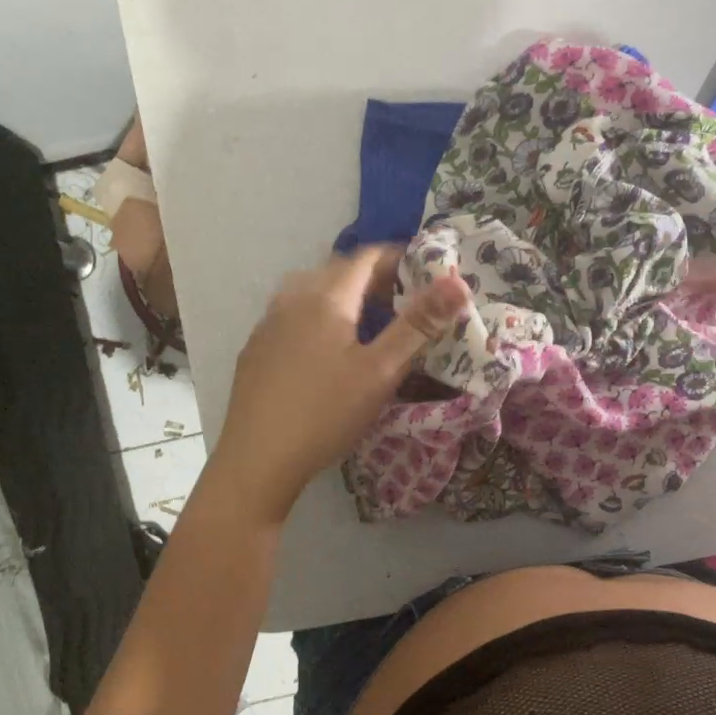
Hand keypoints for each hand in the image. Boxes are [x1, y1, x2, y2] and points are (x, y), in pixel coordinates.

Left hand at [206, 246, 471, 524]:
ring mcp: (268, 322)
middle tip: (403, 303)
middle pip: (337, 270)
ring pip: (311, 291)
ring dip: (343, 296)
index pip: (367, 256)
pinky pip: (292, 315)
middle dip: (373, 278)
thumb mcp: (380, 371)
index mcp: (326, 296)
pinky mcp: (256, 348)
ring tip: (367, 325)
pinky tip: (326, 351)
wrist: (257, 458)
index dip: (399, 257)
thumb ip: (418, 325)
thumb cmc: (326, 413)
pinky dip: (318, 317)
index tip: (425, 273)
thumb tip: (459, 283)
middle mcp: (292, 297)